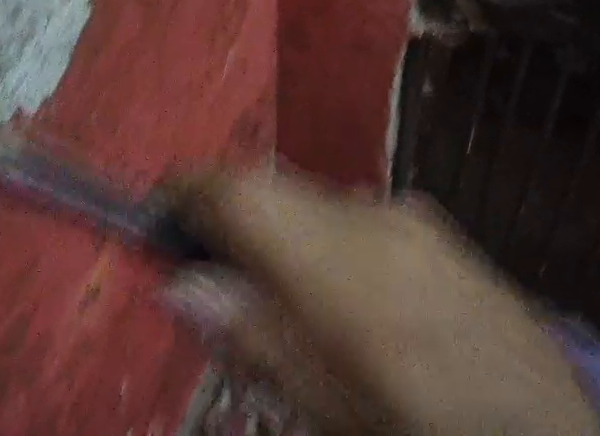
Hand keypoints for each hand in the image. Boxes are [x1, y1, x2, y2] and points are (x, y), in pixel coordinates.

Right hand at [163, 170, 599, 435]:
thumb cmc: (425, 430)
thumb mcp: (332, 413)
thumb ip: (254, 341)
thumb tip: (181, 285)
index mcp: (341, 265)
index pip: (239, 190)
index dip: (186, 191)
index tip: (154, 217)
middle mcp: (375, 220)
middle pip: (273, 189)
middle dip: (230, 217)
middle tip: (208, 273)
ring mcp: (415, 223)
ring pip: (314, 202)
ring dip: (279, 231)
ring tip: (280, 299)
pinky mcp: (445, 237)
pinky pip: (358, 219)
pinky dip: (326, 241)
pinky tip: (346, 303)